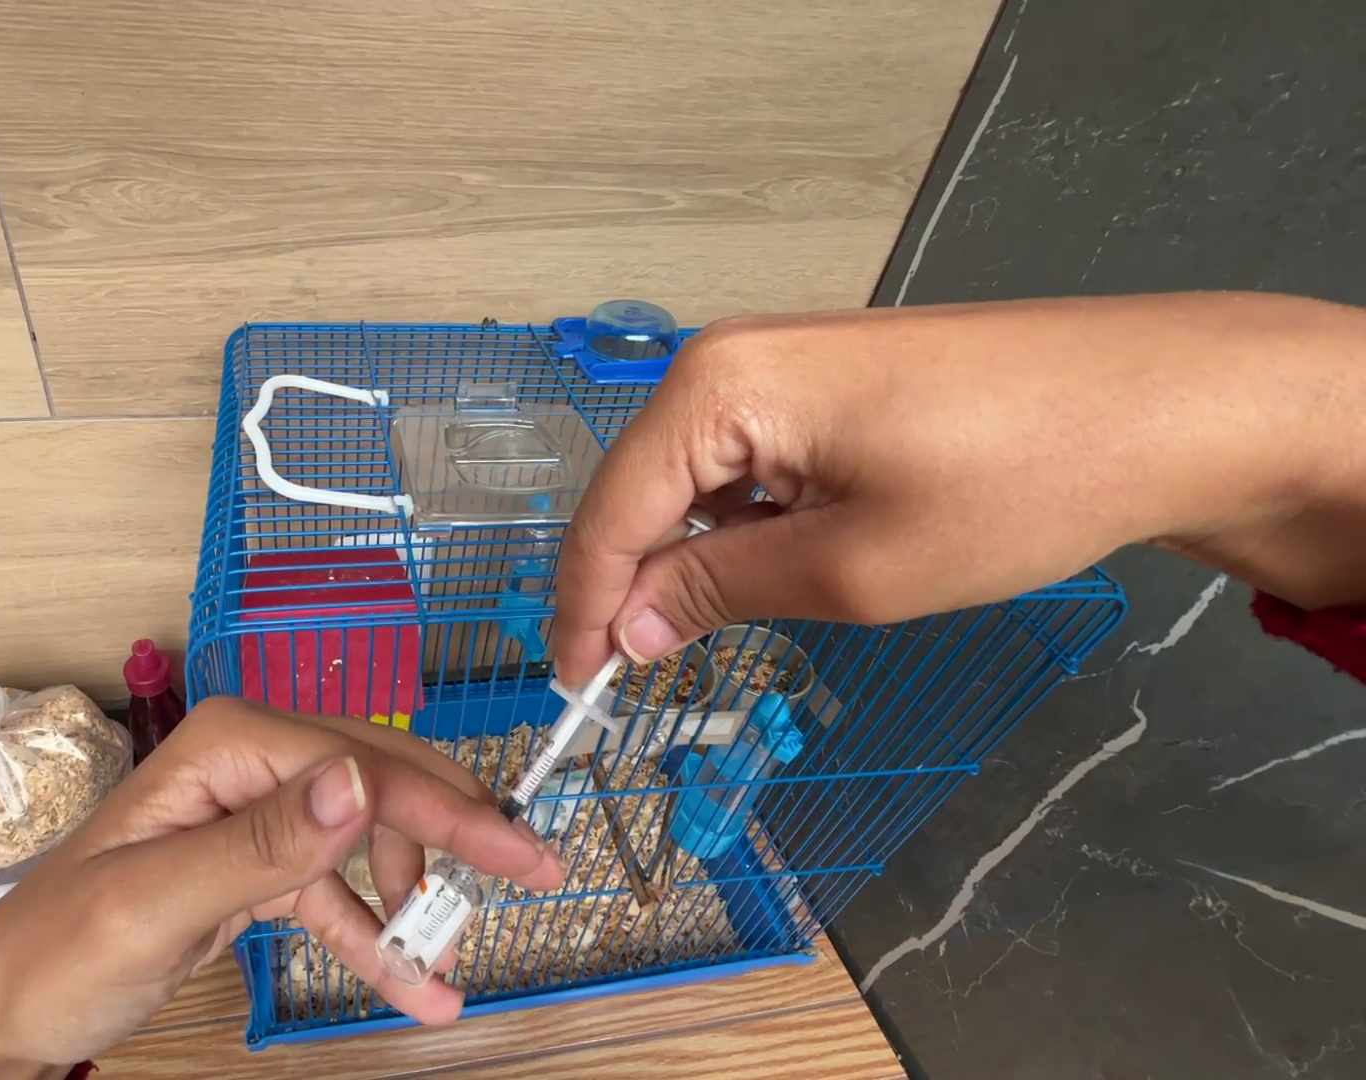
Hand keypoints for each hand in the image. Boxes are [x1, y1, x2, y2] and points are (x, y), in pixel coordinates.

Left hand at [0, 698, 564, 1078]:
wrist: (4, 1015)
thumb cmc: (61, 954)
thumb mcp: (155, 905)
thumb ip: (262, 843)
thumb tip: (363, 783)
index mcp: (233, 742)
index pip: (362, 765)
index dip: (447, 808)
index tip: (522, 852)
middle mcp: (256, 759)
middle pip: (379, 781)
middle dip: (455, 829)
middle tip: (532, 868)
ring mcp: (263, 809)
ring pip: (370, 833)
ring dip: (414, 893)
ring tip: (442, 959)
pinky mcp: (265, 862)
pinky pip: (338, 890)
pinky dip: (376, 934)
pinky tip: (414, 982)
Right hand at [552, 292, 1365, 684]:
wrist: (1182, 402)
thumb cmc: (1017, 485)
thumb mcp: (849, 569)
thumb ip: (713, 592)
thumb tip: (623, 634)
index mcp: (714, 390)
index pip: (611, 513)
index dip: (583, 604)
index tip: (572, 681)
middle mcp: (716, 361)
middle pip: (631, 492)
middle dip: (619, 583)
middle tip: (613, 670)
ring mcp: (757, 362)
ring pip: (672, 480)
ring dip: (669, 556)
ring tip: (673, 629)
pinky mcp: (796, 378)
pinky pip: (721, 462)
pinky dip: (715, 524)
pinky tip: (735, 563)